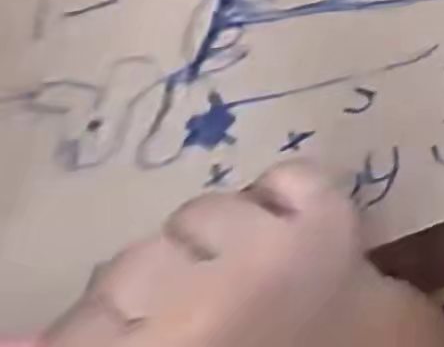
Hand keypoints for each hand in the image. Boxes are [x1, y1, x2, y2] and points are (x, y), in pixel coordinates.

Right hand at [39, 163, 381, 346]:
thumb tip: (16, 337)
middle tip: (191, 294)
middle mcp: (207, 301)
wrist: (350, 342)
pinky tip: (282, 219)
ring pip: (199, 209)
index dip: (103, 324)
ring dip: (211, 229)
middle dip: (155, 275)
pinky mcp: (332, 213)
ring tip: (235, 258)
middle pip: (131, 261)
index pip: (73, 326)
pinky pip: (285, 173)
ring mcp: (275, 249)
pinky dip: (280, 187)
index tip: (138, 329)